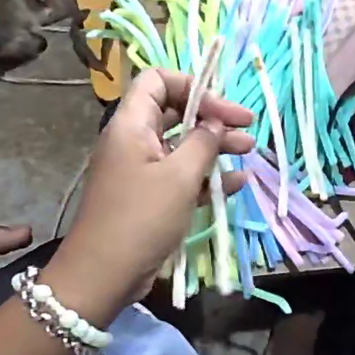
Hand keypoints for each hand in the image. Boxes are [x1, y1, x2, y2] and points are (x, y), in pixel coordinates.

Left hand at [45, 69, 253, 321]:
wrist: (105, 273)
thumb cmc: (141, 217)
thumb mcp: (179, 177)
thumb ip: (203, 143)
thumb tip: (216, 123)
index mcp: (131, 125)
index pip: (158, 81)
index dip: (194, 87)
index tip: (225, 109)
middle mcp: (134, 141)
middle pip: (175, 113)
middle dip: (213, 119)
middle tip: (248, 131)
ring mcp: (141, 171)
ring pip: (182, 147)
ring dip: (215, 148)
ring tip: (249, 153)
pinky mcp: (150, 198)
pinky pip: (181, 177)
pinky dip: (207, 176)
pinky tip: (236, 183)